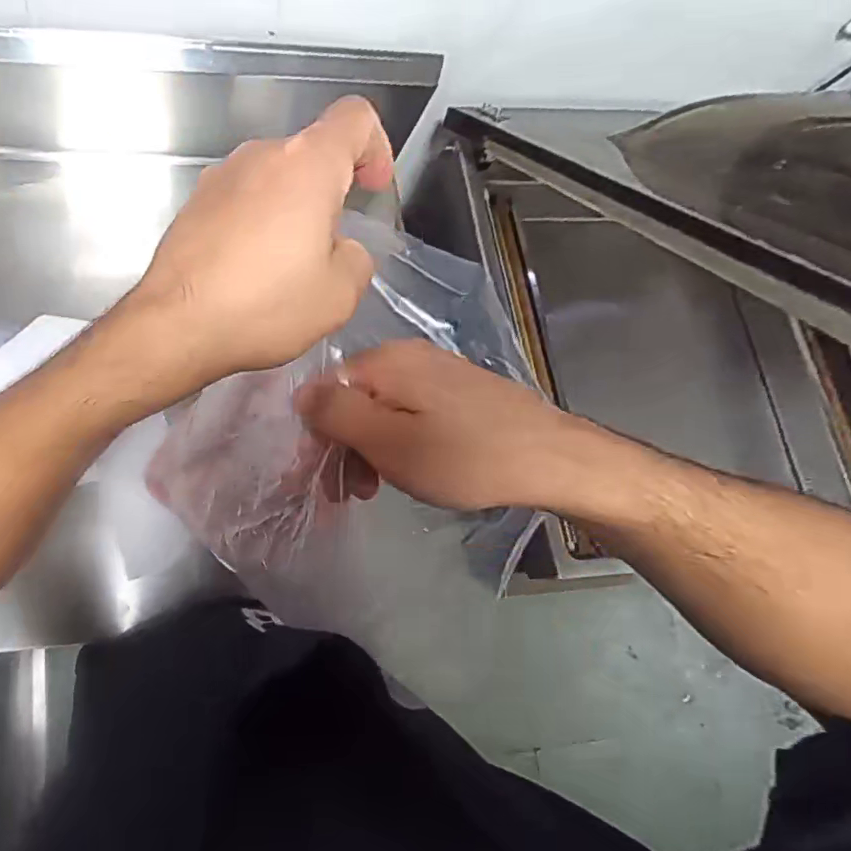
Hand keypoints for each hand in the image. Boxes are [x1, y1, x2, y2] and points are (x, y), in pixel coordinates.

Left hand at [119, 96, 395, 398]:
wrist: (175, 327)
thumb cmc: (259, 307)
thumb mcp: (336, 297)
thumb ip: (357, 261)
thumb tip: (344, 253)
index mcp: (306, 164)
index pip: (355, 120)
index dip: (375, 148)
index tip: (371, 189)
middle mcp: (258, 158)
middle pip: (306, 158)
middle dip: (325, 198)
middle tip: (325, 252)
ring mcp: (217, 181)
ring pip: (268, 185)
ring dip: (283, 217)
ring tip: (281, 273)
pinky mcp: (190, 210)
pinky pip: (235, 209)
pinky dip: (249, 232)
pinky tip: (244, 279)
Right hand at [296, 339, 646, 519]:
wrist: (551, 461)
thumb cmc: (462, 458)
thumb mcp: (387, 441)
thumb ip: (336, 413)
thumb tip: (299, 393)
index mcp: (385, 362)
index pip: (323, 391)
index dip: (315, 436)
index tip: (318, 477)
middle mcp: (407, 356)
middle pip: (350, 401)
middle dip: (339, 448)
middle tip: (345, 494)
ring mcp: (434, 372)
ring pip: (377, 411)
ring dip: (365, 452)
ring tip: (371, 490)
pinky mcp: (455, 392)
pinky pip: (405, 415)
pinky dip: (393, 445)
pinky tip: (402, 471)